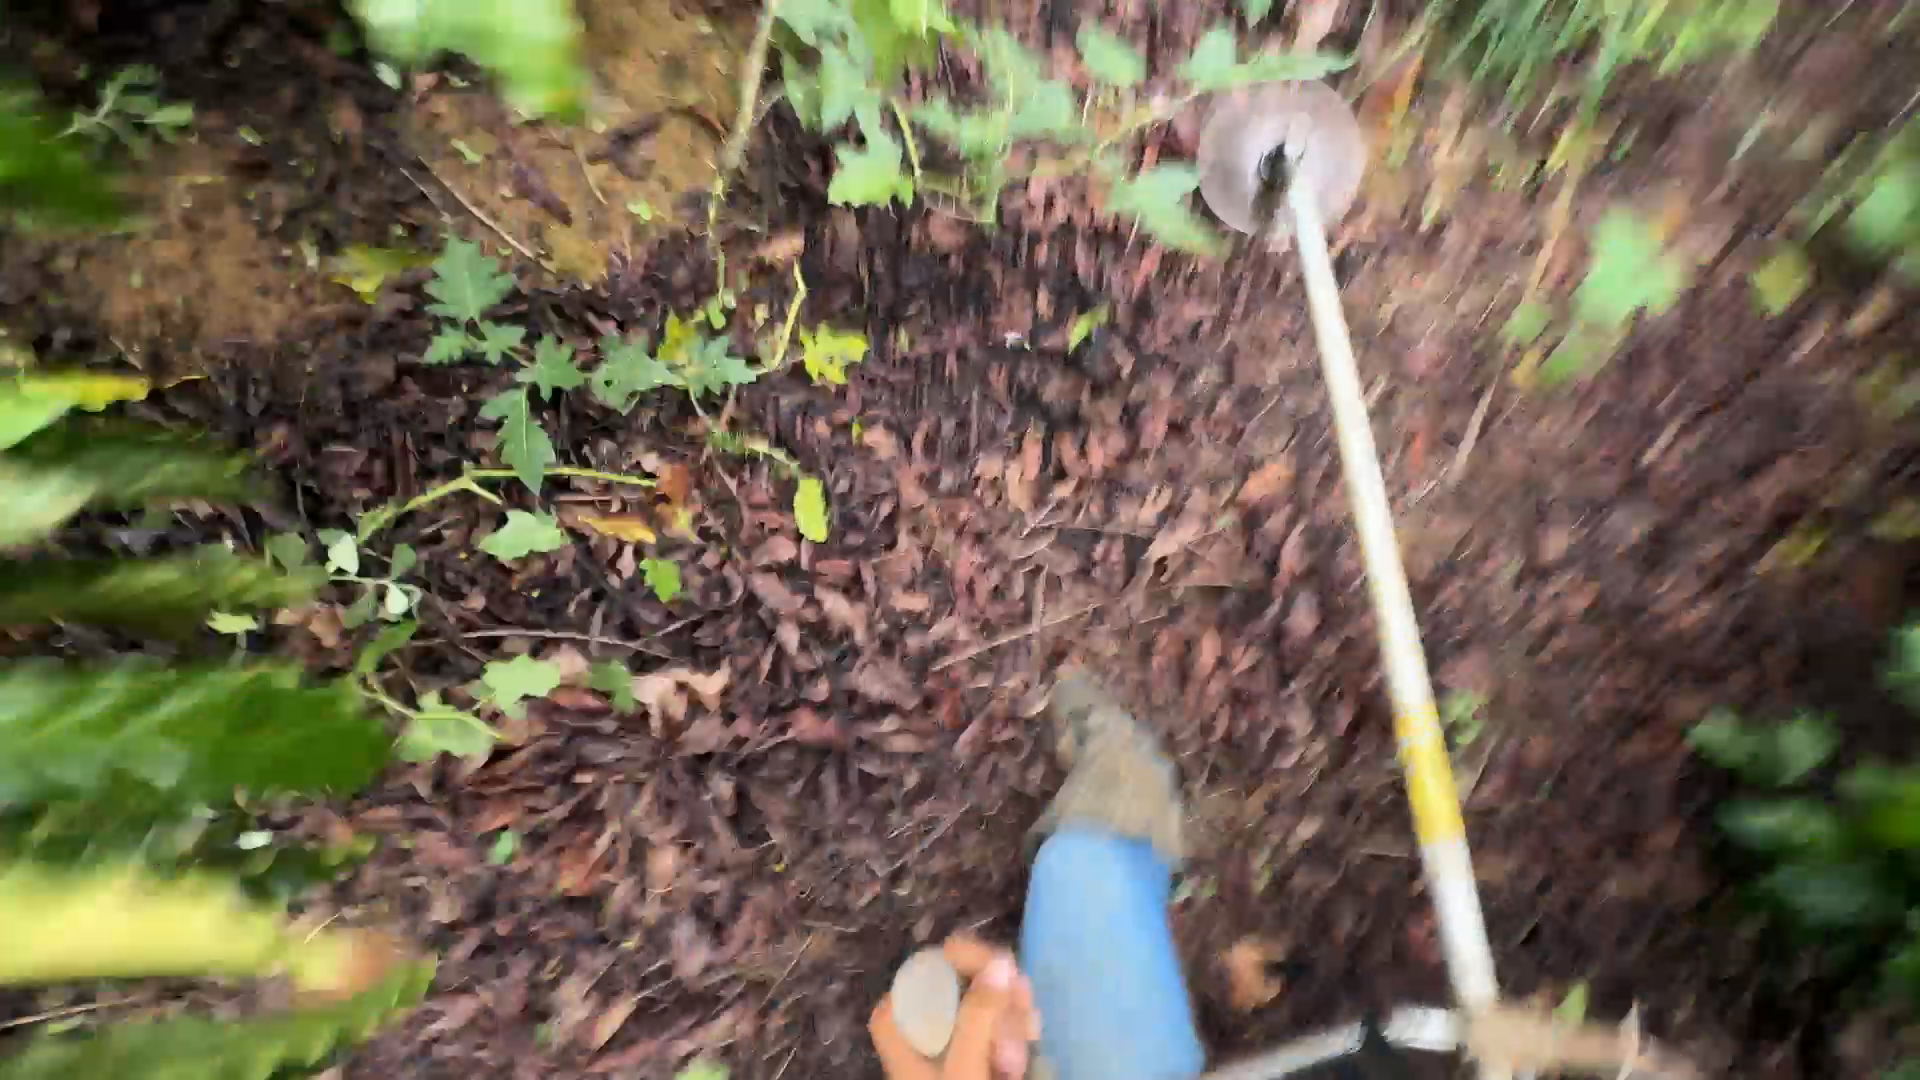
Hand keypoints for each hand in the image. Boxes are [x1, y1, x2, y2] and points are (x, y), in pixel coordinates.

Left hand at [870, 935, 1040, 1079]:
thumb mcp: (964, 1072)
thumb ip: (979, 1014)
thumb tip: (1002, 962)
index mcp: (899, 1014)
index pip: (939, 960)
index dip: (979, 964)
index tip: (1012, 986)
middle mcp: (916, 1014)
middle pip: (967, 975)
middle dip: (1001, 1000)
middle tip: (1025, 1034)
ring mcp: (942, 1030)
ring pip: (986, 994)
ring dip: (1011, 1017)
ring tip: (1022, 1057)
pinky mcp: (966, 1046)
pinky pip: (993, 1017)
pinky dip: (1012, 1028)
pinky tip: (1025, 1050)